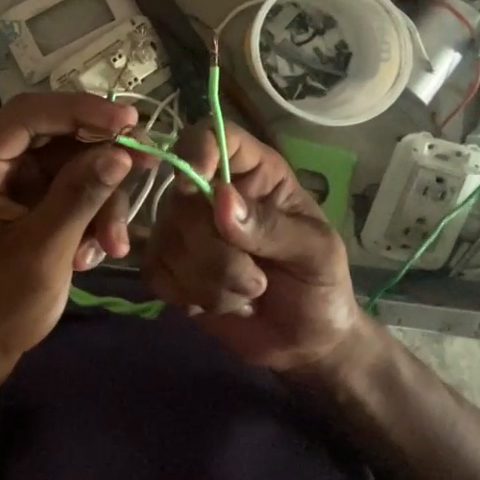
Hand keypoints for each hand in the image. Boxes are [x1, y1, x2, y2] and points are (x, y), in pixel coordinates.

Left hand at [0, 92, 141, 413]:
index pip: (29, 114)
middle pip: (52, 134)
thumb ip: (80, 196)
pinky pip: (64, 186)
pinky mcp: (21, 199)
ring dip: (99, 197)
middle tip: (148, 165)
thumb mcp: (44, 251)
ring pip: (66, 162)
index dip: (81, 111)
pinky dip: (88, 212)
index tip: (130, 121)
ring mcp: (3, 179)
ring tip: (115, 244)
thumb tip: (122, 152)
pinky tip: (93, 251)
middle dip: (100, 156)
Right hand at [142, 123, 372, 375]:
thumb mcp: (317, 253)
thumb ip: (273, 227)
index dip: (197, 150)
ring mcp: (182, 228)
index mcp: (251, 171)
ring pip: (169, 242)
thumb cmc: (321, 285)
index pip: (211, 135)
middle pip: (182, 199)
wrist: (309, 345)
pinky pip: (157, 271)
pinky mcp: (166, 264)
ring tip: (248, 294)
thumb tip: (221, 199)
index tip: (197, 185)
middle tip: (259, 281)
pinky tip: (222, 303)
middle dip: (219, 253)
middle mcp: (209, 190)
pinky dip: (192, 297)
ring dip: (213, 282)